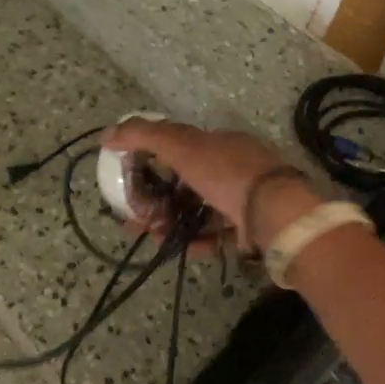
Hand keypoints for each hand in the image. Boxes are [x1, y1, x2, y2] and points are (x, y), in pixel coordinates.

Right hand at [103, 118, 323, 253]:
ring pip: (201, 211)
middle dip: (159, 197)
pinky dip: (195, 241)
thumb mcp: (181, 146)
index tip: (134, 176)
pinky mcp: (251, 232)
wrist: (278, 215)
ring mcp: (245, 202)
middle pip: (189, 182)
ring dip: (173, 221)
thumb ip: (143, 136)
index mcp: (222, 144)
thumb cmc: (227, 173)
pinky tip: (175, 247)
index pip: (183, 146)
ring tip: (149, 234)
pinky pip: (217, 236)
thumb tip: (106, 135)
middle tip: (136, 213)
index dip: (155, 159)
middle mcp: (236, 170)